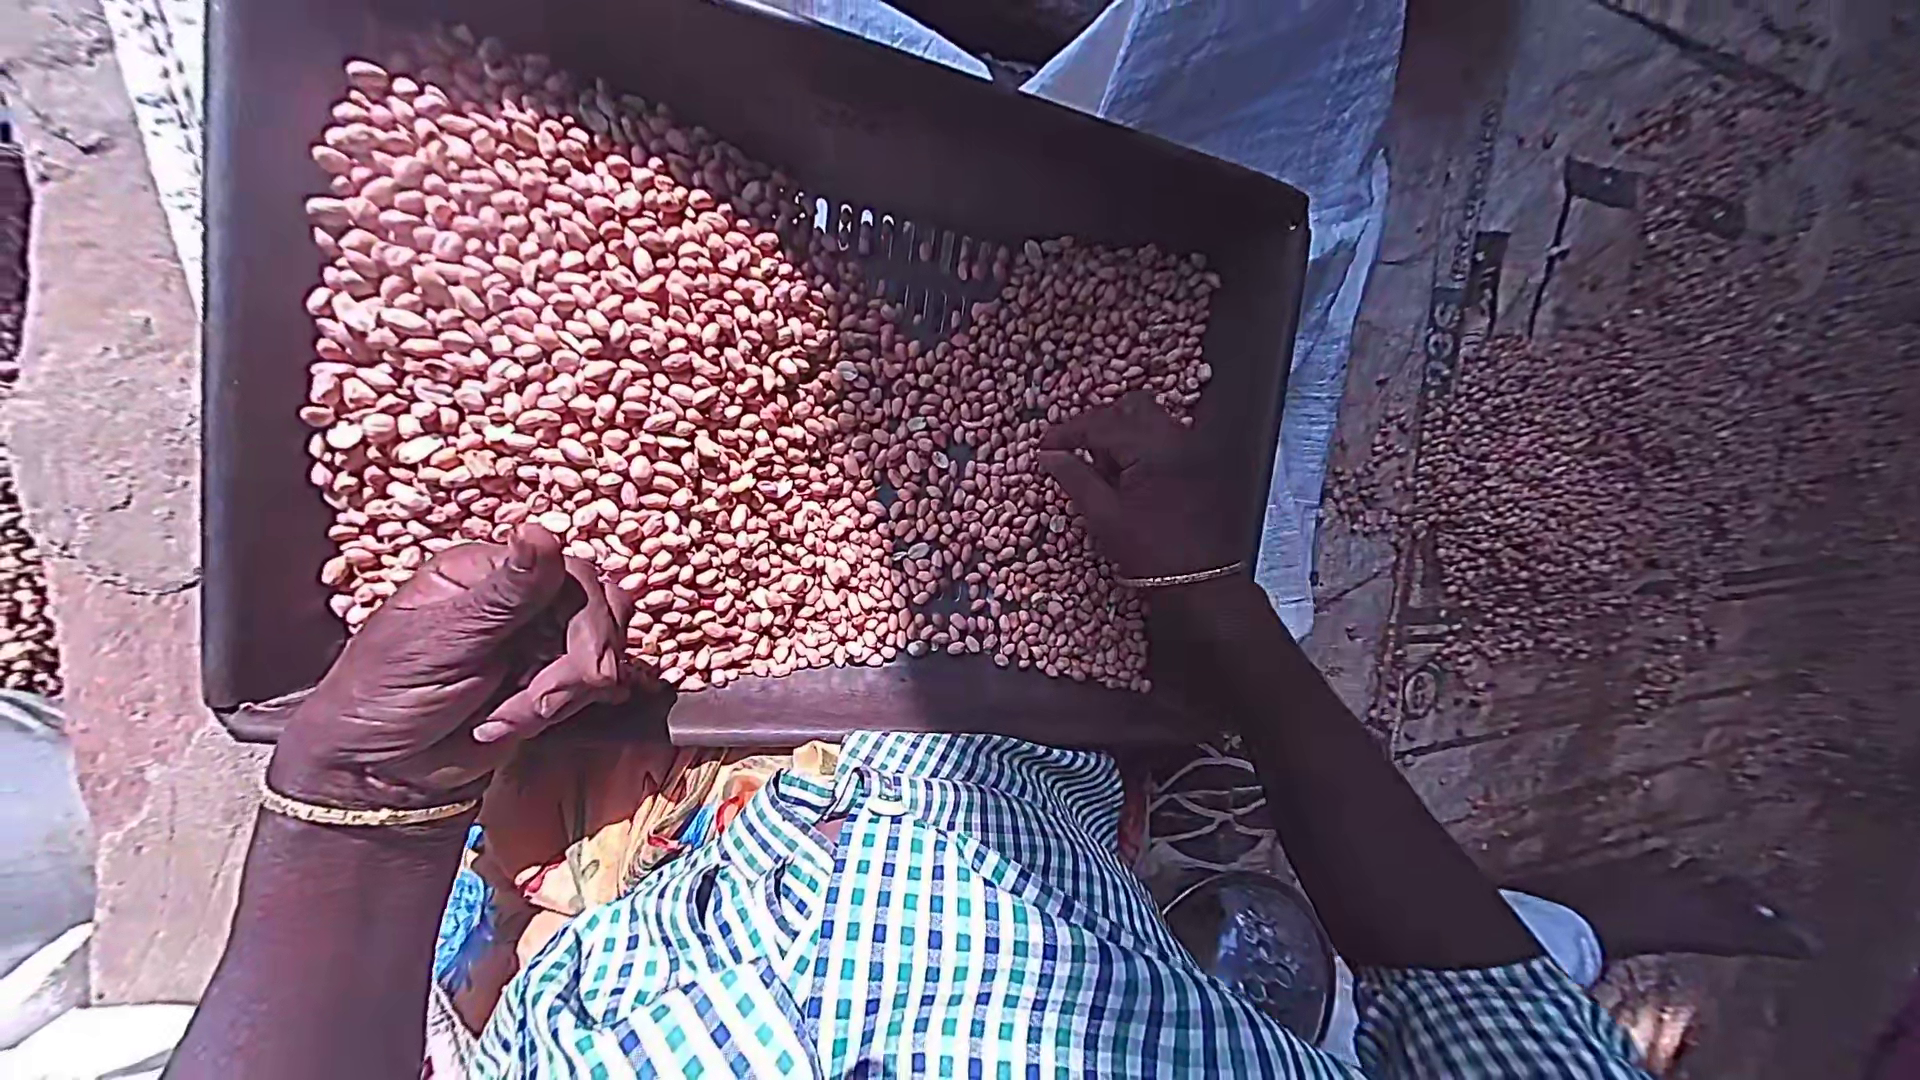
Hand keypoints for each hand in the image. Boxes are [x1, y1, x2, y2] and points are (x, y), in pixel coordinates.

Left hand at [266, 524, 636, 810]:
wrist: (374, 772)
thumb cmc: (382, 697)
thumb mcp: (440, 642)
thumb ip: (504, 593)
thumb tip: (539, 530)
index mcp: (491, 572)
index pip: (574, 576)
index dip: (590, 621)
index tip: (589, 668)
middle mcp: (527, 596)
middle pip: (601, 609)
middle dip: (580, 664)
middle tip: (544, 703)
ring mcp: (545, 634)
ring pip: (606, 645)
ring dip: (571, 690)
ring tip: (515, 717)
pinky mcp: (556, 672)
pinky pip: (597, 679)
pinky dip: (570, 706)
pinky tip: (517, 723)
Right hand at [1038, 391, 1240, 579]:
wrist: (1199, 582)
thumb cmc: (1149, 553)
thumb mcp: (1103, 515)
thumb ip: (1074, 477)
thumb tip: (1049, 455)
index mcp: (1154, 449)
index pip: (1102, 424)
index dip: (1067, 432)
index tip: (1045, 447)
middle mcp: (1178, 439)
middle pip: (1129, 408)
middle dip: (1096, 425)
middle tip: (1072, 452)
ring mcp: (1192, 450)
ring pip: (1148, 420)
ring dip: (1118, 435)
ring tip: (1100, 470)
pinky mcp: (1199, 464)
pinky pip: (1163, 438)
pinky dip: (1138, 447)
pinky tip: (1125, 477)